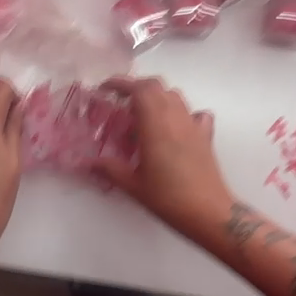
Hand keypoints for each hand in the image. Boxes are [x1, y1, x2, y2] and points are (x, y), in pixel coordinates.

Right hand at [96, 77, 234, 238]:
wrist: (208, 212)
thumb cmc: (168, 198)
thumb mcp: (133, 185)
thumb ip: (110, 169)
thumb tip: (87, 162)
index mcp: (155, 125)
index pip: (138, 89)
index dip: (120, 83)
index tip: (105, 88)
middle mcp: (175, 117)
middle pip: (156, 86)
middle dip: (136, 87)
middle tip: (120, 100)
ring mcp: (193, 125)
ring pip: (174, 96)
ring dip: (156, 96)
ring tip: (142, 114)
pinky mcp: (205, 136)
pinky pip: (194, 113)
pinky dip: (181, 112)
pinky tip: (175, 127)